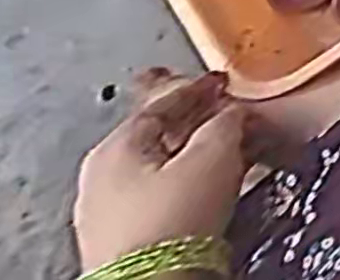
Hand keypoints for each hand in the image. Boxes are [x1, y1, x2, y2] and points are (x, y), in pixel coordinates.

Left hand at [74, 69, 254, 268]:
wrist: (155, 277)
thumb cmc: (179, 205)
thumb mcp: (215, 149)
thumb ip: (225, 119)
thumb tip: (229, 112)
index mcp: (115, 148)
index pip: (160, 105)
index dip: (196, 88)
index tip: (223, 79)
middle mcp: (103, 175)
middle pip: (159, 134)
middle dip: (198, 119)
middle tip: (230, 106)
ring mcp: (111, 208)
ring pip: (166, 160)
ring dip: (202, 145)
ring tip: (237, 137)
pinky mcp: (129, 231)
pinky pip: (168, 184)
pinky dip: (196, 169)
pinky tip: (222, 169)